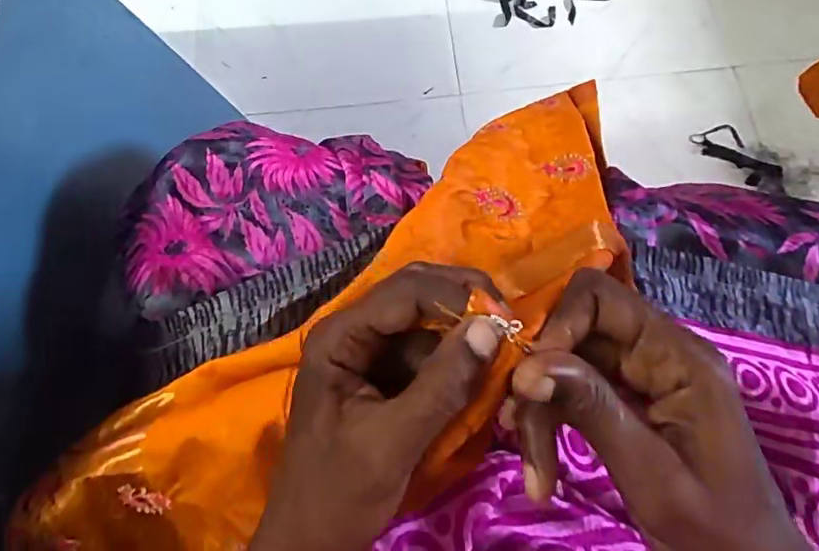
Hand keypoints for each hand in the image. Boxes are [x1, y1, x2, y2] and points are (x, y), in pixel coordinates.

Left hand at [252, 264, 505, 550]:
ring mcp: (366, 347)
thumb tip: (490, 329)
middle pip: (412, 291)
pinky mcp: (381, 370)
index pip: (404, 291)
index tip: (504, 318)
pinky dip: (453, 354)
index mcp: (340, 334)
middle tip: (509, 320)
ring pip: (422, 317)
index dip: (455, 296)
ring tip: (503, 342)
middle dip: (461, 300)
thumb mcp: (393, 442)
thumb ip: (441, 386)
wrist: (309, 540)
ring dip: (461, 326)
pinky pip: (423, 348)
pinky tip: (481, 367)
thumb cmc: (339, 492)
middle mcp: (352, 327)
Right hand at [507, 269, 806, 550]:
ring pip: (566, 359)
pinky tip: (540, 464)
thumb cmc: (715, 534)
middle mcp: (656, 350)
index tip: (530, 375)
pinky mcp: (625, 396)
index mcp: (678, 355)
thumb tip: (529, 367)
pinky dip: (550, 419)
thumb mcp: (653, 478)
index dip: (558, 322)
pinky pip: (573, 387)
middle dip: (541, 371)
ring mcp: (640, 372)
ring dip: (540, 406)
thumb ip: (594, 411)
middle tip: (516, 421)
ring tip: (533, 467)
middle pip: (575, 328)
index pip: (600, 296)